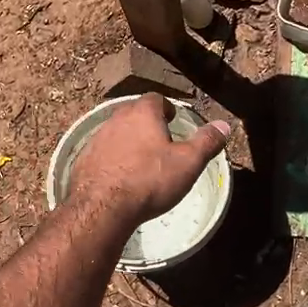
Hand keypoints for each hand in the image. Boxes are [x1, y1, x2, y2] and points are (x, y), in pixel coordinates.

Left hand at [66, 94, 230, 224]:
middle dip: (147, 123)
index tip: (174, 121)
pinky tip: (120, 177)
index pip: (156, 99)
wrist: (101, 208)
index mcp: (143, 113)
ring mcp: (96, 139)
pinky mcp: (83, 160)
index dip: (167, 108)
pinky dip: (112, 159)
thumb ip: (207, 141)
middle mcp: (117, 119)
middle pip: (134, 113)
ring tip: (141, 161)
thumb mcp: (188, 162)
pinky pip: (102, 153)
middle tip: (160, 140)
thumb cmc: (150, 180)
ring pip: (117, 132)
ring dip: (128, 141)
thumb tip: (224, 124)